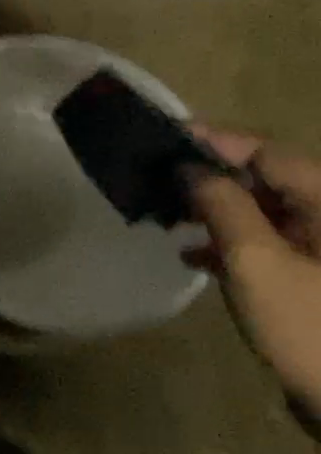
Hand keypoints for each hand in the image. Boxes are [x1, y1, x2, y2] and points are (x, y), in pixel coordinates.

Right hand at [188, 128, 320, 426]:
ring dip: (219, 213)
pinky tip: (197, 257)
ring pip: (270, 214)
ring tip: (170, 221)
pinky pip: (278, 245)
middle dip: (211, 180)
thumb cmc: (312, 324)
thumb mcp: (255, 260)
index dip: (215, 142)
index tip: (161, 139)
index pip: (270, 155)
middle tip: (157, 183)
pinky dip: (237, 243)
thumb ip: (221, 204)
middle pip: (271, 183)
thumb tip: (190, 166)